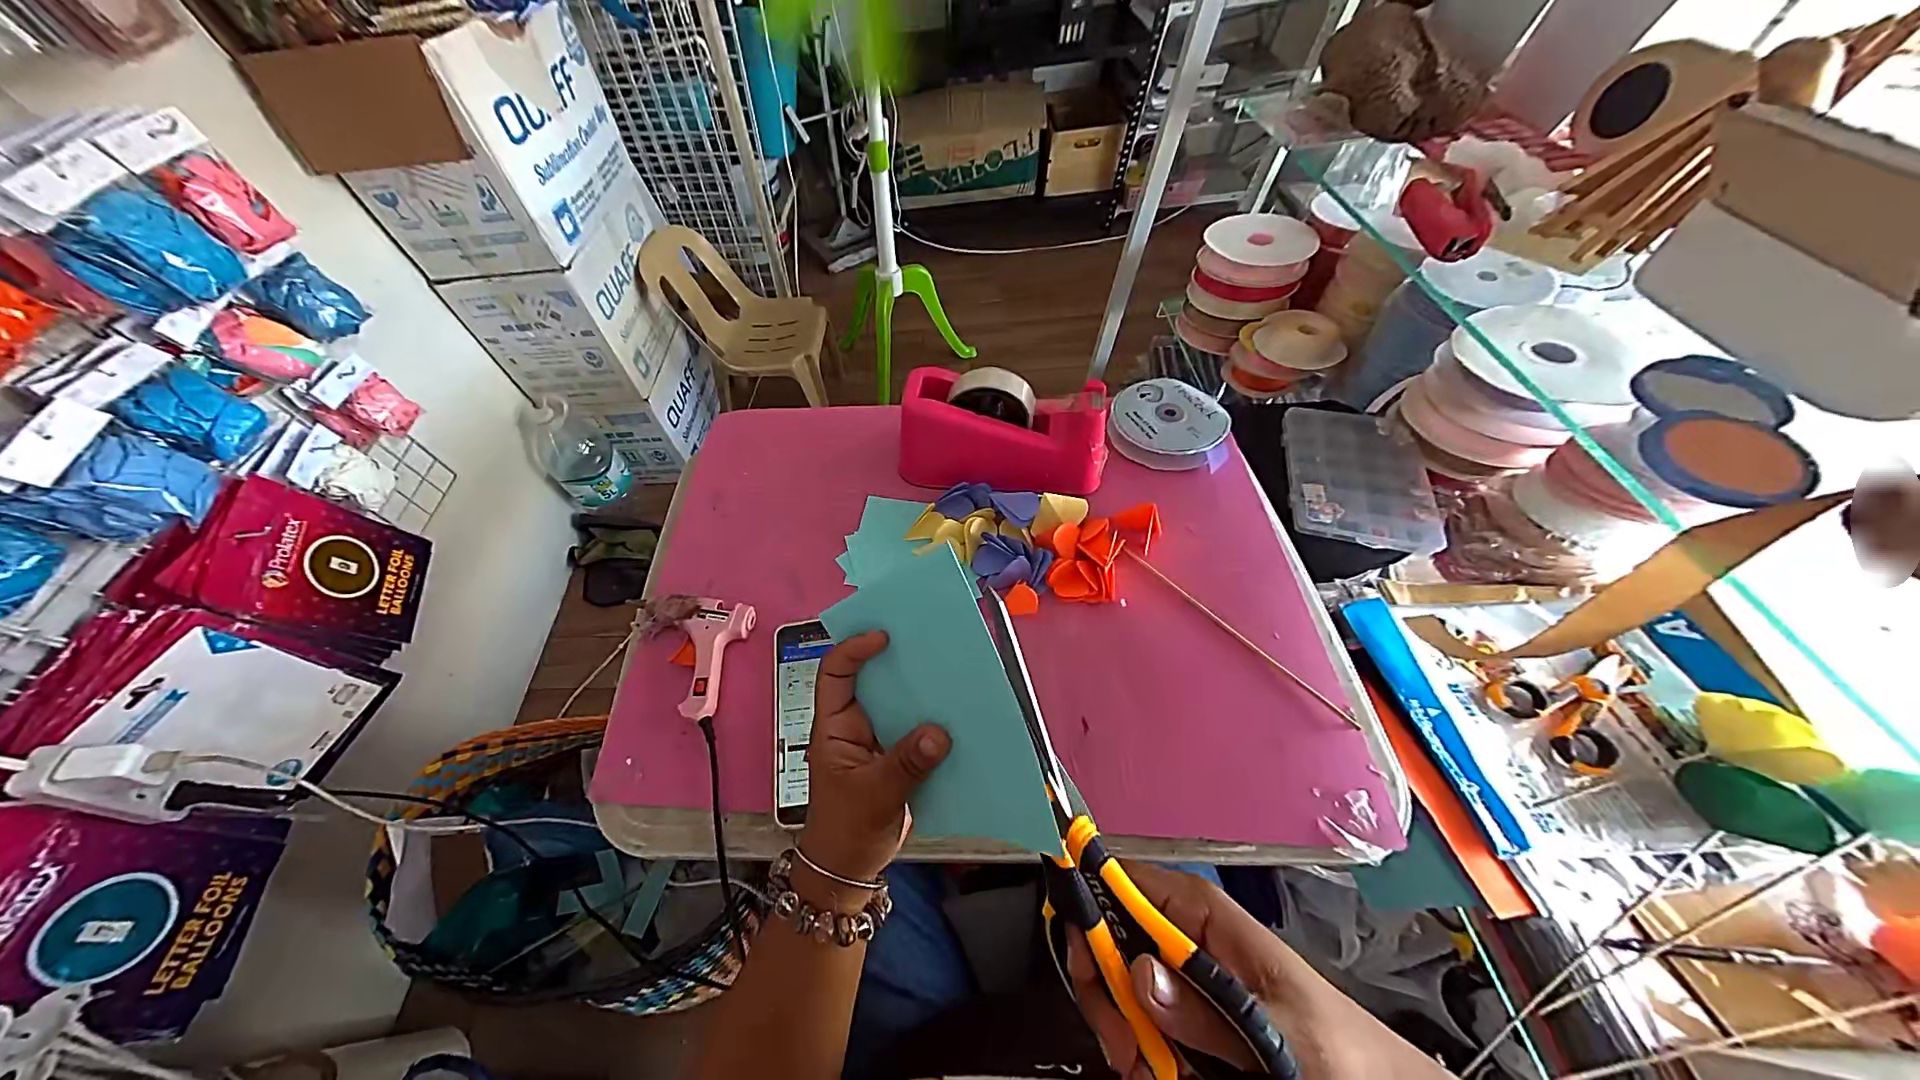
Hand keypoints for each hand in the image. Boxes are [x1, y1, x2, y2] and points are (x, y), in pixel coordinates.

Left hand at [799, 631, 950, 886]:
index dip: (854, 650)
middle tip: (925, 644)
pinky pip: (915, 729)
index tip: (883, 637)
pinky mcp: (897, 756)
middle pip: (871, 681)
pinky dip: (933, 722)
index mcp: (834, 728)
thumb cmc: (845, 831)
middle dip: (895, 662)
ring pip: (896, 704)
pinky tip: (955, 714)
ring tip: (947, 673)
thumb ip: (906, 764)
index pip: (835, 674)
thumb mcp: (875, 795)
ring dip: (919, 692)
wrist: (849, 870)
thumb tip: (939, 735)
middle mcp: (854, 726)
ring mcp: (877, 740)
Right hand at [1064, 863, 1448, 1079]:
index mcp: (1199, 910)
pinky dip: (1137, 1047)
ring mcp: (1179, 969)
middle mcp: (1180, 929)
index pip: (1121, 879)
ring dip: (1120, 1027)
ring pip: (1115, 979)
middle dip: (1104, 988)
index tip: (1083, 960)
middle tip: (1125, 1044)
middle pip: (1106, 934)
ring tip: (1148, 1067)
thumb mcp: (1279, 1033)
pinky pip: (1137, 1014)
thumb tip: (1141, 974)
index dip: (1088, 906)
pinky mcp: (1182, 1005)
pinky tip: (1157, 1071)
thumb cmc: (1337, 1047)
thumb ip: (1208, 1008)